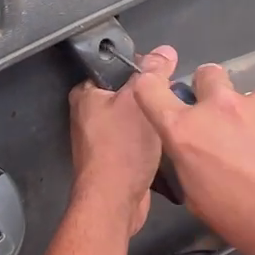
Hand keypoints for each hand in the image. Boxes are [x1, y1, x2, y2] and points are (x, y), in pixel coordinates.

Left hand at [68, 72, 161, 234]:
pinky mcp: (113, 157)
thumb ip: (152, 72)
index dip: (142, 67)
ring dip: (151, 121)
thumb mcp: (139, 100)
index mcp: (86, 93)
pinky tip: (161, 145)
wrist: (114, 202)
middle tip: (168, 102)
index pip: (117, 67)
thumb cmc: (120, 150)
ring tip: (166, 124)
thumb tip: (165, 52)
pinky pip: (136, 140)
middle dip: (150, 98)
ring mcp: (100, 138)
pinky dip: (149, 142)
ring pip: (134, 118)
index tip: (163, 74)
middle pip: (128, 93)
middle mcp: (88, 113)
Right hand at [128, 46, 254, 254]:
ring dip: (254, 117)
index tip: (159, 90)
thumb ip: (188, 160)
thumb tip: (193, 146)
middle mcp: (221, 105)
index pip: (150, 88)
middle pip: (207, 75)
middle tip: (228, 127)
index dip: (151, 85)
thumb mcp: (200, 200)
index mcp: (187, 131)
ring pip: (250, 99)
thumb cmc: (253, 224)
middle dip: (212, 94)